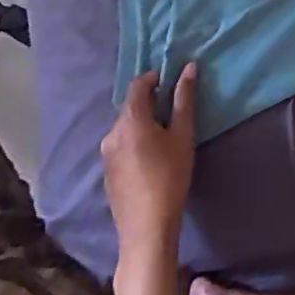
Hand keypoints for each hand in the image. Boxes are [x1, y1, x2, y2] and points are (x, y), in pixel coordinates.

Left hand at [102, 63, 197, 246]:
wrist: (146, 226)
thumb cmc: (170, 175)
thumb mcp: (182, 134)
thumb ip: (184, 99)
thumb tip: (188, 68)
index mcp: (129, 122)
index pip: (137, 85)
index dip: (155, 76)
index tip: (175, 78)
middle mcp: (111, 134)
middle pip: (131, 105)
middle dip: (152, 99)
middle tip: (177, 105)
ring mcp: (106, 154)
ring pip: (126, 124)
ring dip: (145, 118)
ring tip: (168, 128)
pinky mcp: (107, 169)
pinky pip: (122, 141)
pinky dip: (137, 135)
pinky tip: (153, 150)